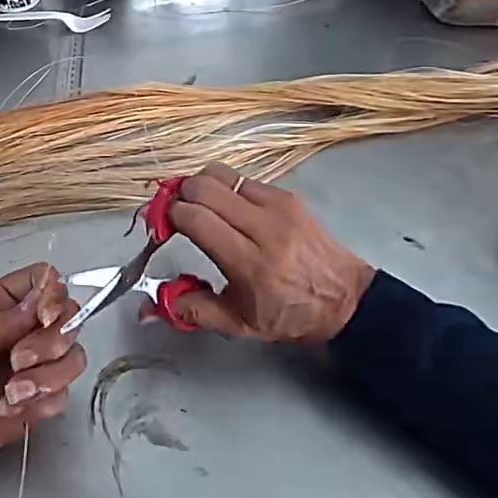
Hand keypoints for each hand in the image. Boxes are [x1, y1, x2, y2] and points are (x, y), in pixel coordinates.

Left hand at [0, 264, 87, 470]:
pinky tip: (8, 408)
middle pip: (67, 318)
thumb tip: (44, 296)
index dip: (52, 295)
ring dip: (45, 378)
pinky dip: (39, 404)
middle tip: (17, 361)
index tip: (43, 317)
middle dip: (49, 343)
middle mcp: (21, 328)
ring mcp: (33, 363)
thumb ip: (1, 319)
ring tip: (11, 392)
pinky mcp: (40, 397)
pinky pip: (63, 394)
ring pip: (72, 358)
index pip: (41, 281)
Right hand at [166, 163, 376, 342]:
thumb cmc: (289, 314)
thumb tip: (147, 305)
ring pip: (219, 174)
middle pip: (201, 187)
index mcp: (250, 264)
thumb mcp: (237, 323)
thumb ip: (190, 309)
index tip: (162, 228)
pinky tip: (224, 206)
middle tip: (175, 213)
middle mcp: (265, 230)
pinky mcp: (288, 197)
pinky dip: (223, 186)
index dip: (168, 216)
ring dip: (199, 186)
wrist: (351, 303)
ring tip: (197, 205)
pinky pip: (240, 178)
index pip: (194, 218)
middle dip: (178, 196)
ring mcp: (279, 208)